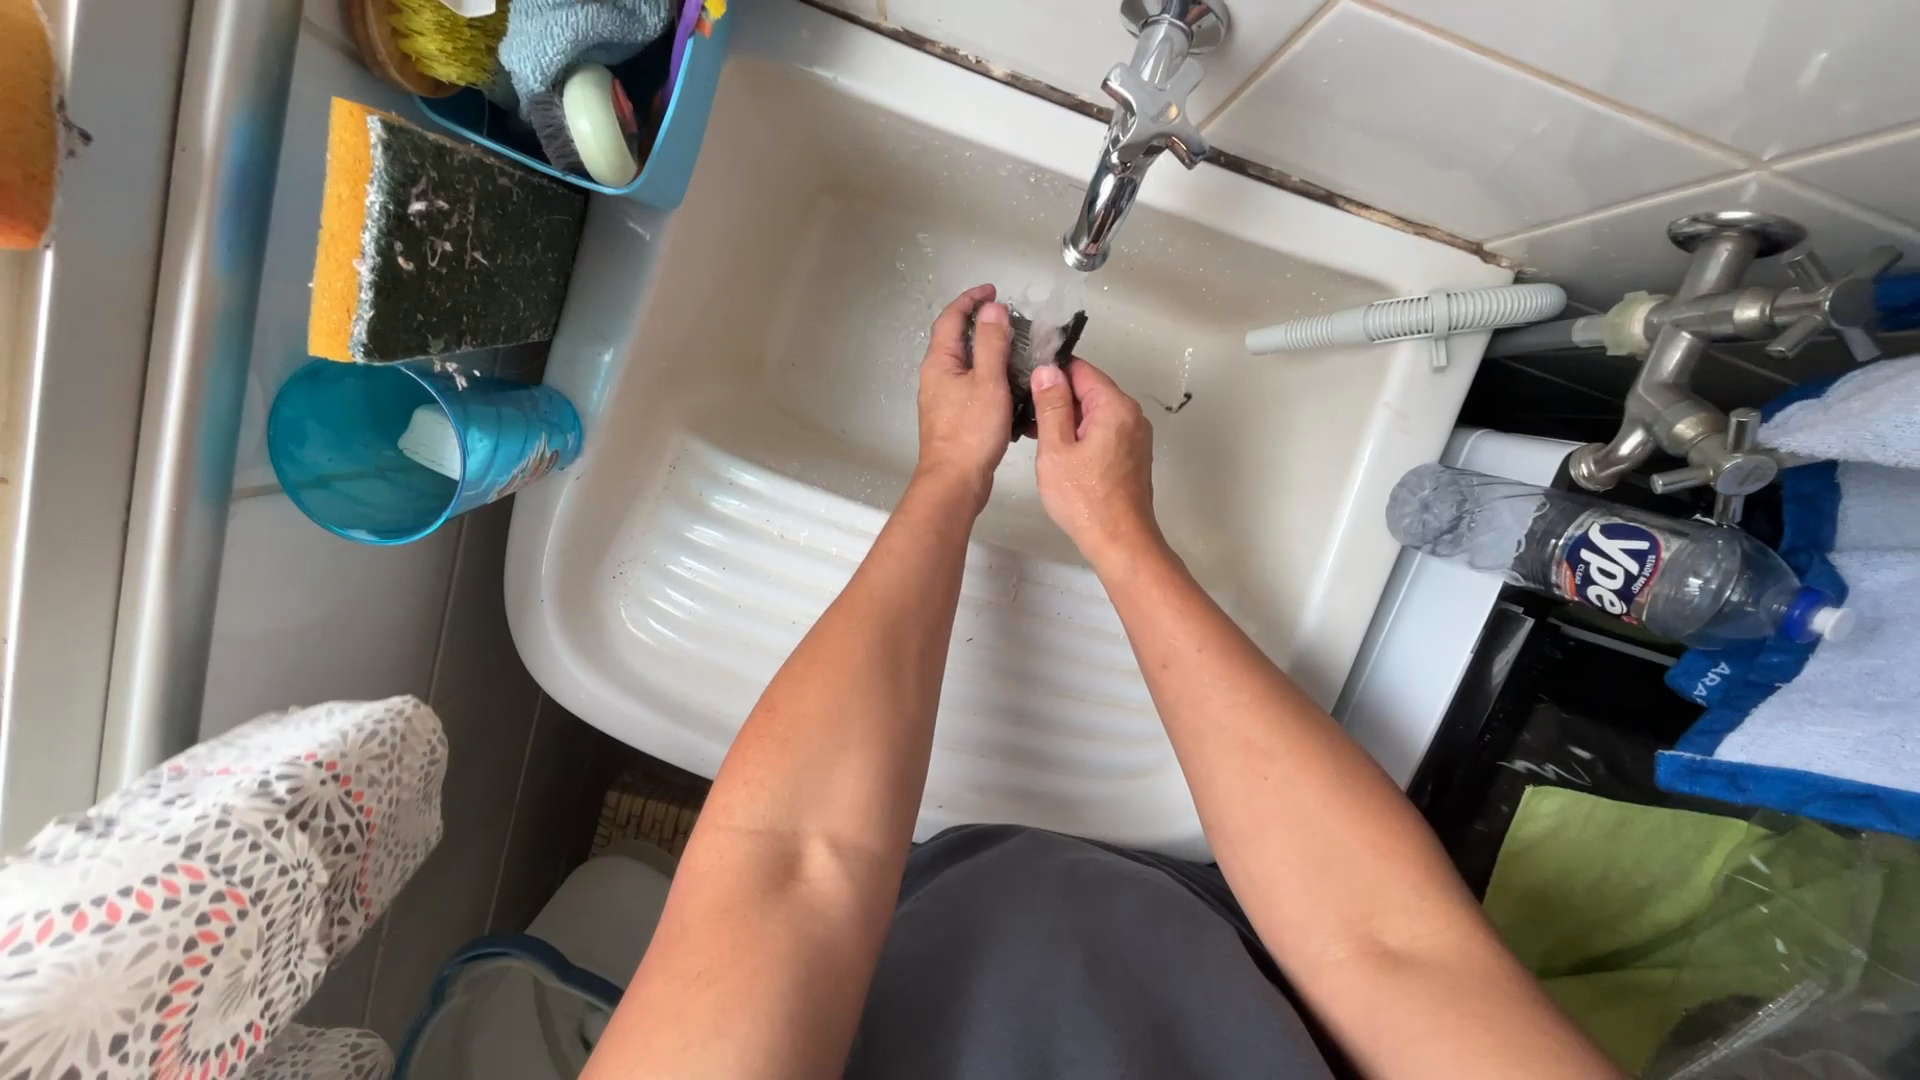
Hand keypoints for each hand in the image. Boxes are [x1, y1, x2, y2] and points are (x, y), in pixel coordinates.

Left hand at [914, 284, 1013, 510]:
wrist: (955, 481)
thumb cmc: (971, 432)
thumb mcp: (988, 381)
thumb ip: (991, 343)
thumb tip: (992, 309)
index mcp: (939, 363)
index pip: (951, 318)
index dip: (971, 300)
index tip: (993, 291)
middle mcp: (936, 378)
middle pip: (957, 340)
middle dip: (982, 325)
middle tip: (1010, 320)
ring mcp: (943, 400)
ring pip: (967, 366)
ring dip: (989, 354)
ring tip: (1017, 351)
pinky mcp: (954, 419)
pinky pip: (973, 388)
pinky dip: (991, 380)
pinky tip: (1011, 388)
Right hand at [1030, 359, 1162, 566]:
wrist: (1119, 540)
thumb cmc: (1085, 499)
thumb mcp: (1056, 449)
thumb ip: (1051, 405)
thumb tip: (1046, 370)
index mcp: (1114, 407)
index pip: (1079, 369)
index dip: (1050, 374)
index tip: (1026, 387)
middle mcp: (1131, 415)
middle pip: (1088, 390)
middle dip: (1057, 399)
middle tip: (1026, 418)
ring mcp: (1134, 435)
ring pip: (1094, 413)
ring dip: (1067, 420)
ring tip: (1038, 439)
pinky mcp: (1131, 454)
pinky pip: (1103, 431)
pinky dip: (1081, 436)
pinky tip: (1060, 454)